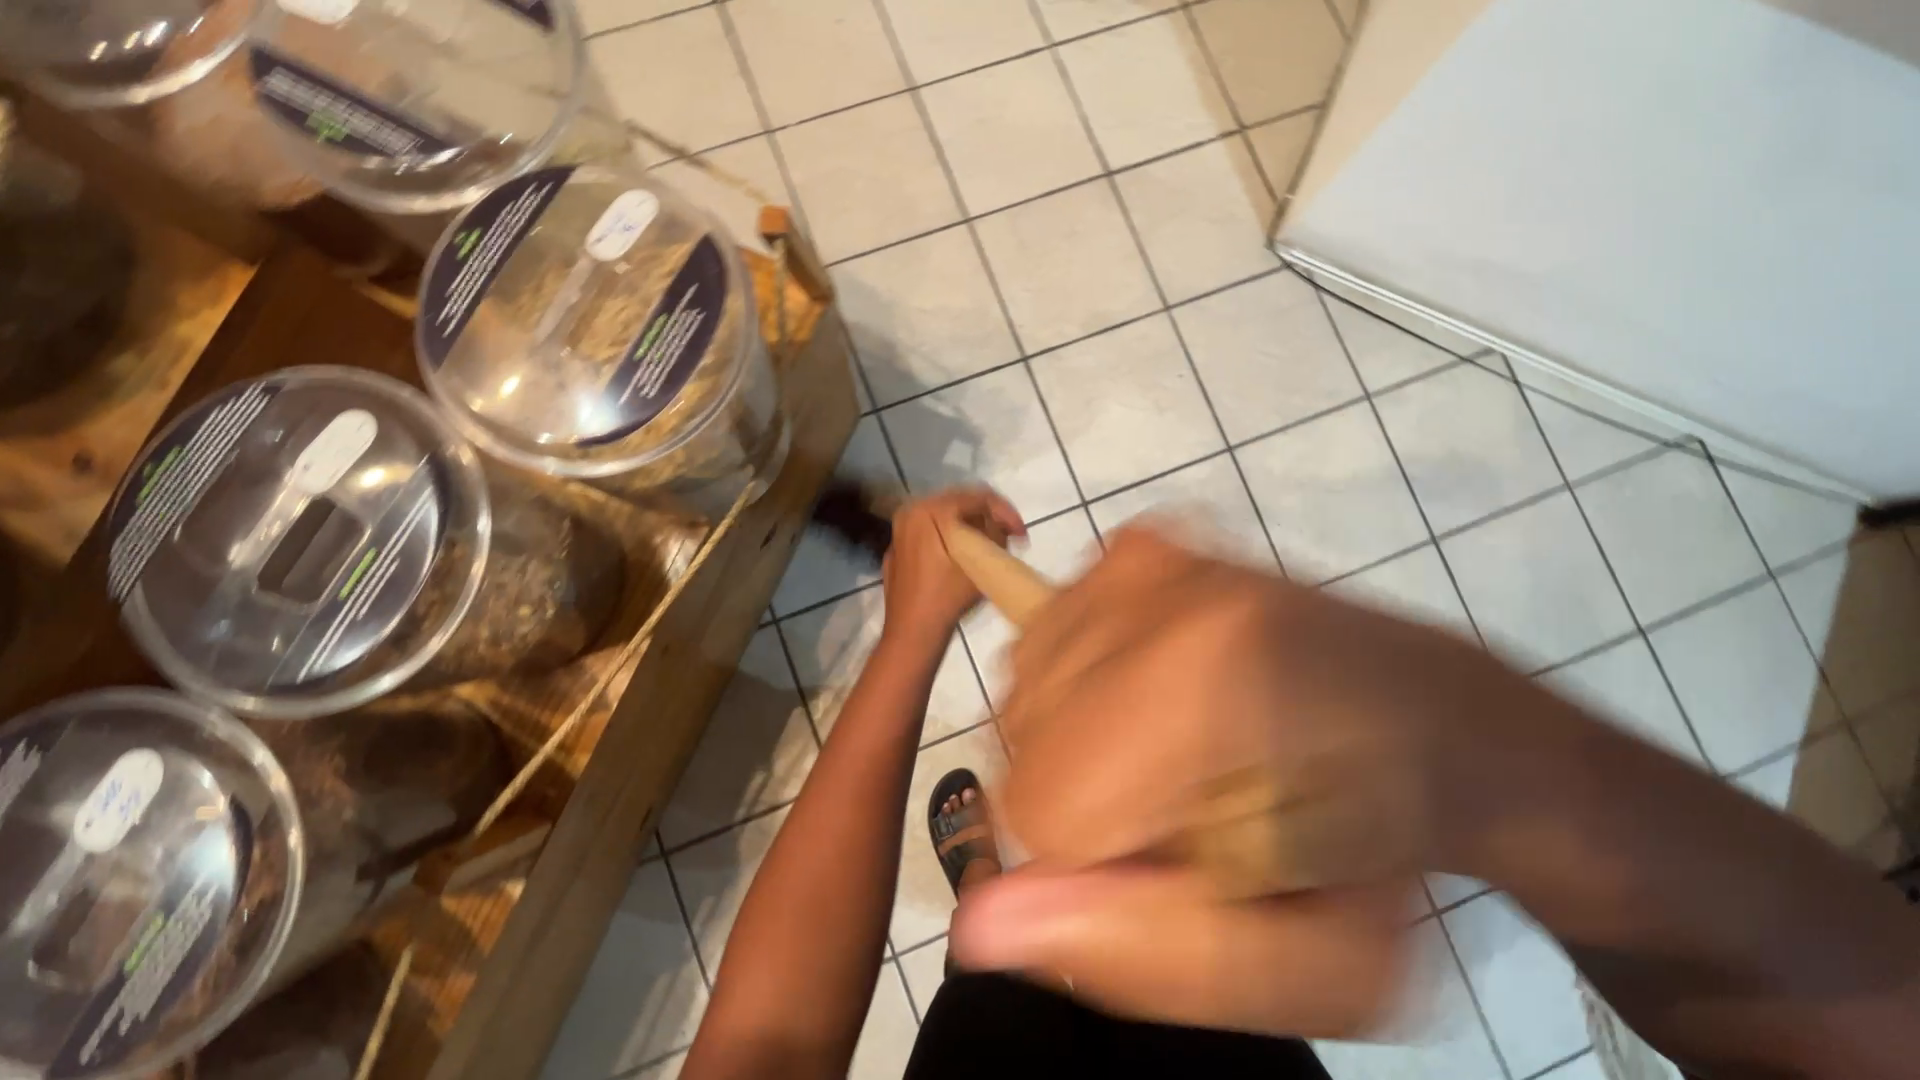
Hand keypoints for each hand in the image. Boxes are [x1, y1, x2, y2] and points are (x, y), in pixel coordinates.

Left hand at [882, 488, 1026, 637]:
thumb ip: (995, 532)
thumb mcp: (981, 562)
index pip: (975, 497)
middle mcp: (910, 512)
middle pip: (958, 504)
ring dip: (972, 528)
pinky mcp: (900, 550)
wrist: (912, 632)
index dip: (1005, 511)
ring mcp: (901, 532)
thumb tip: (1001, 523)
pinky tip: (967, 557)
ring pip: (945, 519)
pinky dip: (951, 539)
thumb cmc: (947, 596)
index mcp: (928, 510)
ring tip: (993, 547)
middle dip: (988, 518)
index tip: (1022, 534)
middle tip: (1012, 537)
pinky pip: (930, 534)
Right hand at [950, 523, 1582, 1036]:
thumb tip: (982, 923)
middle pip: (1022, 739)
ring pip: (1024, 692)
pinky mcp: (1134, 544)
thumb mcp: (1307, 964)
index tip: (1178, 864)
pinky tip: (1160, 707)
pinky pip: (1046, 646)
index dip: (1099, 863)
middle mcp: (1153, 587)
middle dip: (1086, 802)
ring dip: (1082, 748)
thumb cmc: (1382, 850)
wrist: (1442, 723)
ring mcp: (1139, 554)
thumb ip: (1146, 955)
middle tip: (1185, 811)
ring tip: (1179, 759)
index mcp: (1202, 679)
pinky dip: (1084, 693)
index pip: (1038, 808)